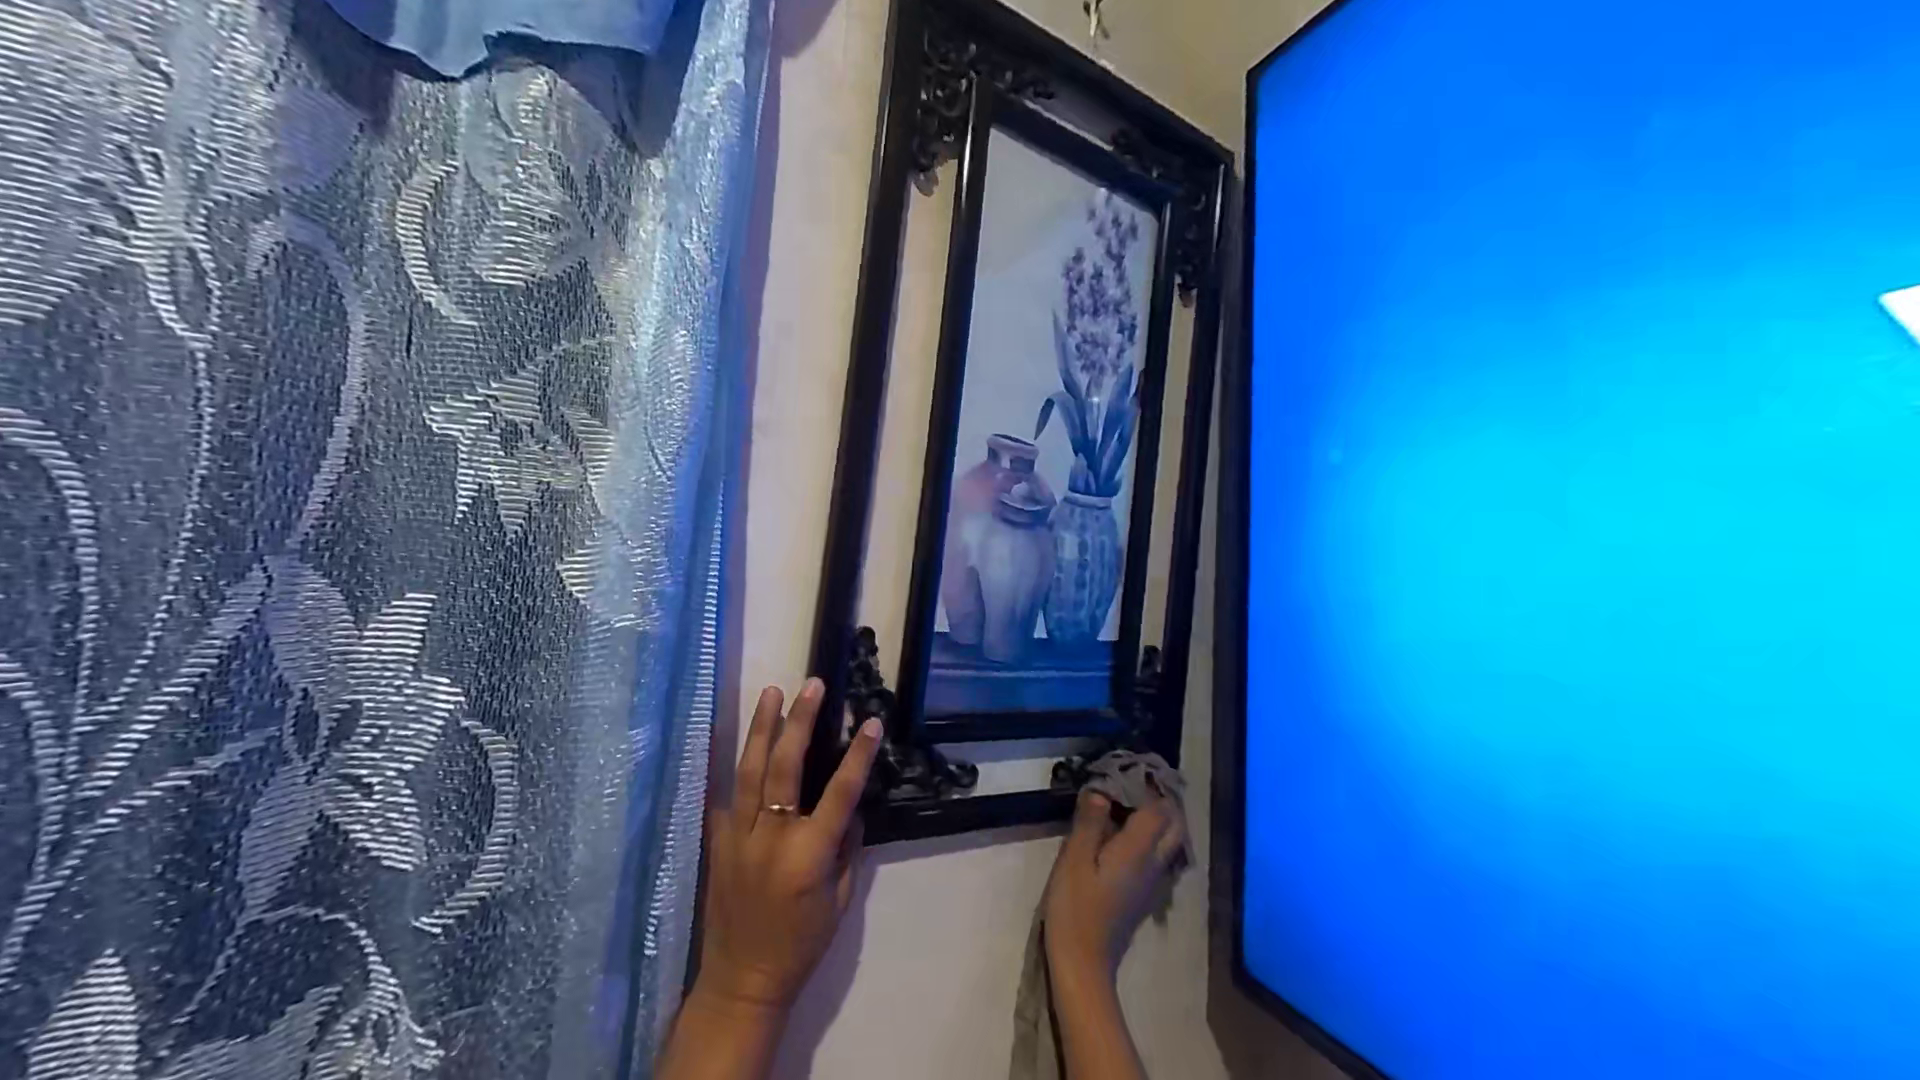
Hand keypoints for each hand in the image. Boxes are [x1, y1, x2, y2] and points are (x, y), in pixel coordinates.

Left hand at [693, 679, 882, 1013]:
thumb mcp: (841, 900)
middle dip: (800, 722)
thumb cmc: (801, 943)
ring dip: (762, 728)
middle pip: (785, 767)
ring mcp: (738, 836)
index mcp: (808, 855)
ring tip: (772, 692)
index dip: (858, 756)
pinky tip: (730, 735)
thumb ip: (847, 849)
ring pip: (750, 771)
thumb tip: (851, 807)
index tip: (871, 722)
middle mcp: (771, 838)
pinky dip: (727, 762)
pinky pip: (723, 794)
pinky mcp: (718, 841)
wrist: (742, 979)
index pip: (840, 793)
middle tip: (811, 686)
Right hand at [1042, 790, 1185, 983]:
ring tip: (1131, 805)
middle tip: (1133, 784)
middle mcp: (1155, 863)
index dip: (1148, 785)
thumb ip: (1090, 822)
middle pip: (1175, 824)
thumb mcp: (1074, 858)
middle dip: (1162, 800)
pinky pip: (1161, 857)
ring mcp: (1154, 882)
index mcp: (1138, 850)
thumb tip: (1101, 791)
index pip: (1159, 808)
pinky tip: (1128, 837)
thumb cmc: (1075, 907)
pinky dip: (1153, 838)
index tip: (1128, 769)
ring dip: (1160, 819)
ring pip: (1172, 842)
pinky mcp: (1146, 895)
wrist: (1084, 963)